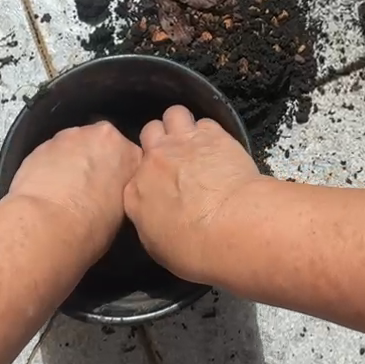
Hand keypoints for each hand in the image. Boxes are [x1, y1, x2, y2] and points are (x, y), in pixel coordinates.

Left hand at [5, 122, 140, 254]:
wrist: (47, 225)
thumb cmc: (91, 227)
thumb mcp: (120, 215)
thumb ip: (119, 193)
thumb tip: (109, 196)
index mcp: (131, 155)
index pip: (130, 159)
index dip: (118, 175)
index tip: (110, 190)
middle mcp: (105, 136)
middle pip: (102, 143)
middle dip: (95, 160)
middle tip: (86, 188)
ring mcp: (72, 135)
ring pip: (75, 145)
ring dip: (71, 161)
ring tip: (62, 190)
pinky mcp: (43, 142)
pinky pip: (51, 153)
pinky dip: (49, 166)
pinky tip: (44, 188)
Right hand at [124, 105, 266, 282]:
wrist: (230, 227)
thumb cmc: (194, 249)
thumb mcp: (158, 247)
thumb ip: (149, 221)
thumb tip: (157, 214)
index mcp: (135, 190)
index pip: (133, 172)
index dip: (148, 174)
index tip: (160, 184)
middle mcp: (155, 160)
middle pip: (149, 131)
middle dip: (160, 139)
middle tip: (174, 155)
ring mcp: (183, 142)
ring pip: (174, 114)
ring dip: (181, 125)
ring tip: (194, 141)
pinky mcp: (213, 135)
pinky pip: (205, 122)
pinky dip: (210, 133)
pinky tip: (218, 147)